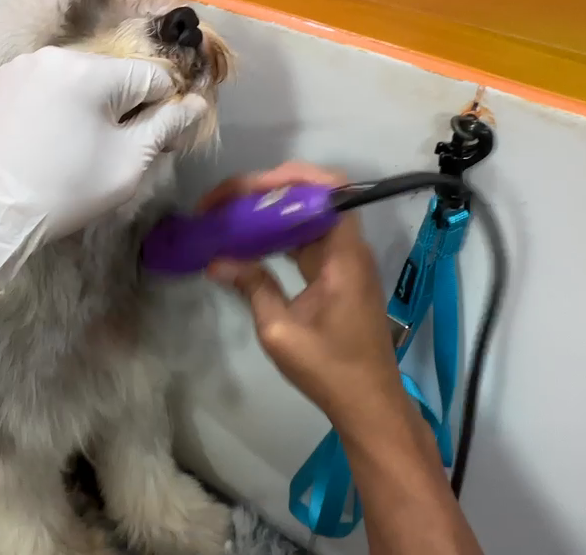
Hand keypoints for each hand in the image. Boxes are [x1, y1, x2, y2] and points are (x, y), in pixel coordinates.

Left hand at [0, 46, 210, 292]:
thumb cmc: (66, 189)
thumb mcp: (127, 163)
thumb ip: (166, 127)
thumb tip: (196, 103)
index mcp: (89, 70)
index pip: (151, 76)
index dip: (160, 109)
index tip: (148, 141)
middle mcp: (56, 53)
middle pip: (115, 72)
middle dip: (123, 104)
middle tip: (111, 147)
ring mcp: (25, 63)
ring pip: (82, 75)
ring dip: (92, 100)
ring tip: (77, 142)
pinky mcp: (4, 78)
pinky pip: (51, 80)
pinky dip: (60, 99)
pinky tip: (51, 132)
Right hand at [202, 162, 403, 423]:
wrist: (369, 407)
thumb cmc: (330, 369)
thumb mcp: (280, 330)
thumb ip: (252, 286)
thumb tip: (215, 259)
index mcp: (343, 256)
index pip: (328, 191)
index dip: (289, 179)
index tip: (248, 188)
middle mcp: (348, 248)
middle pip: (313, 195)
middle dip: (268, 188)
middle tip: (227, 198)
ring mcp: (342, 260)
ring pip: (306, 214)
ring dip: (269, 207)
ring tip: (230, 211)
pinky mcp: (335, 273)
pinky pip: (304, 235)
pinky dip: (276, 229)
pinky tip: (247, 237)